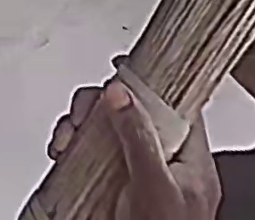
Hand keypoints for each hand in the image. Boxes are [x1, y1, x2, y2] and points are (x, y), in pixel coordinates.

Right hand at [48, 80, 220, 219]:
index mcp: (189, 163)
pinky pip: (88, 144)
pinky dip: (71, 139)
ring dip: (80, 120)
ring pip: (105, 122)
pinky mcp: (109, 178)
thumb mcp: (156, 189)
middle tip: (86, 110)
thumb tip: (121, 94)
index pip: (177, 106)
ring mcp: (133, 169)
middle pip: (131, 108)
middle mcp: (162, 162)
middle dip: (100, 103)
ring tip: (70, 134)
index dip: (153, 80)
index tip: (125, 65)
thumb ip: (140, 139)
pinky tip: (65, 147)